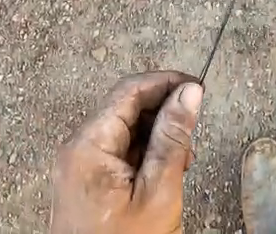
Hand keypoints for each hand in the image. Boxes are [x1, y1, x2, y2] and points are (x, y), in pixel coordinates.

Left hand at [49, 72, 203, 233]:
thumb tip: (190, 91)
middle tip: (191, 138)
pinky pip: (118, 150)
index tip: (198, 91)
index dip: (167, 83)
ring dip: (157, 135)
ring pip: (125, 128)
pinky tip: (163, 173)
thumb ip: (173, 137)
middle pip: (126, 107)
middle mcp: (77, 148)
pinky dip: (144, 154)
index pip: (130, 90)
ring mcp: (79, 165)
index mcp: (88, 144)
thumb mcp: (158, 191)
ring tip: (180, 162)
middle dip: (164, 114)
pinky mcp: (85, 181)